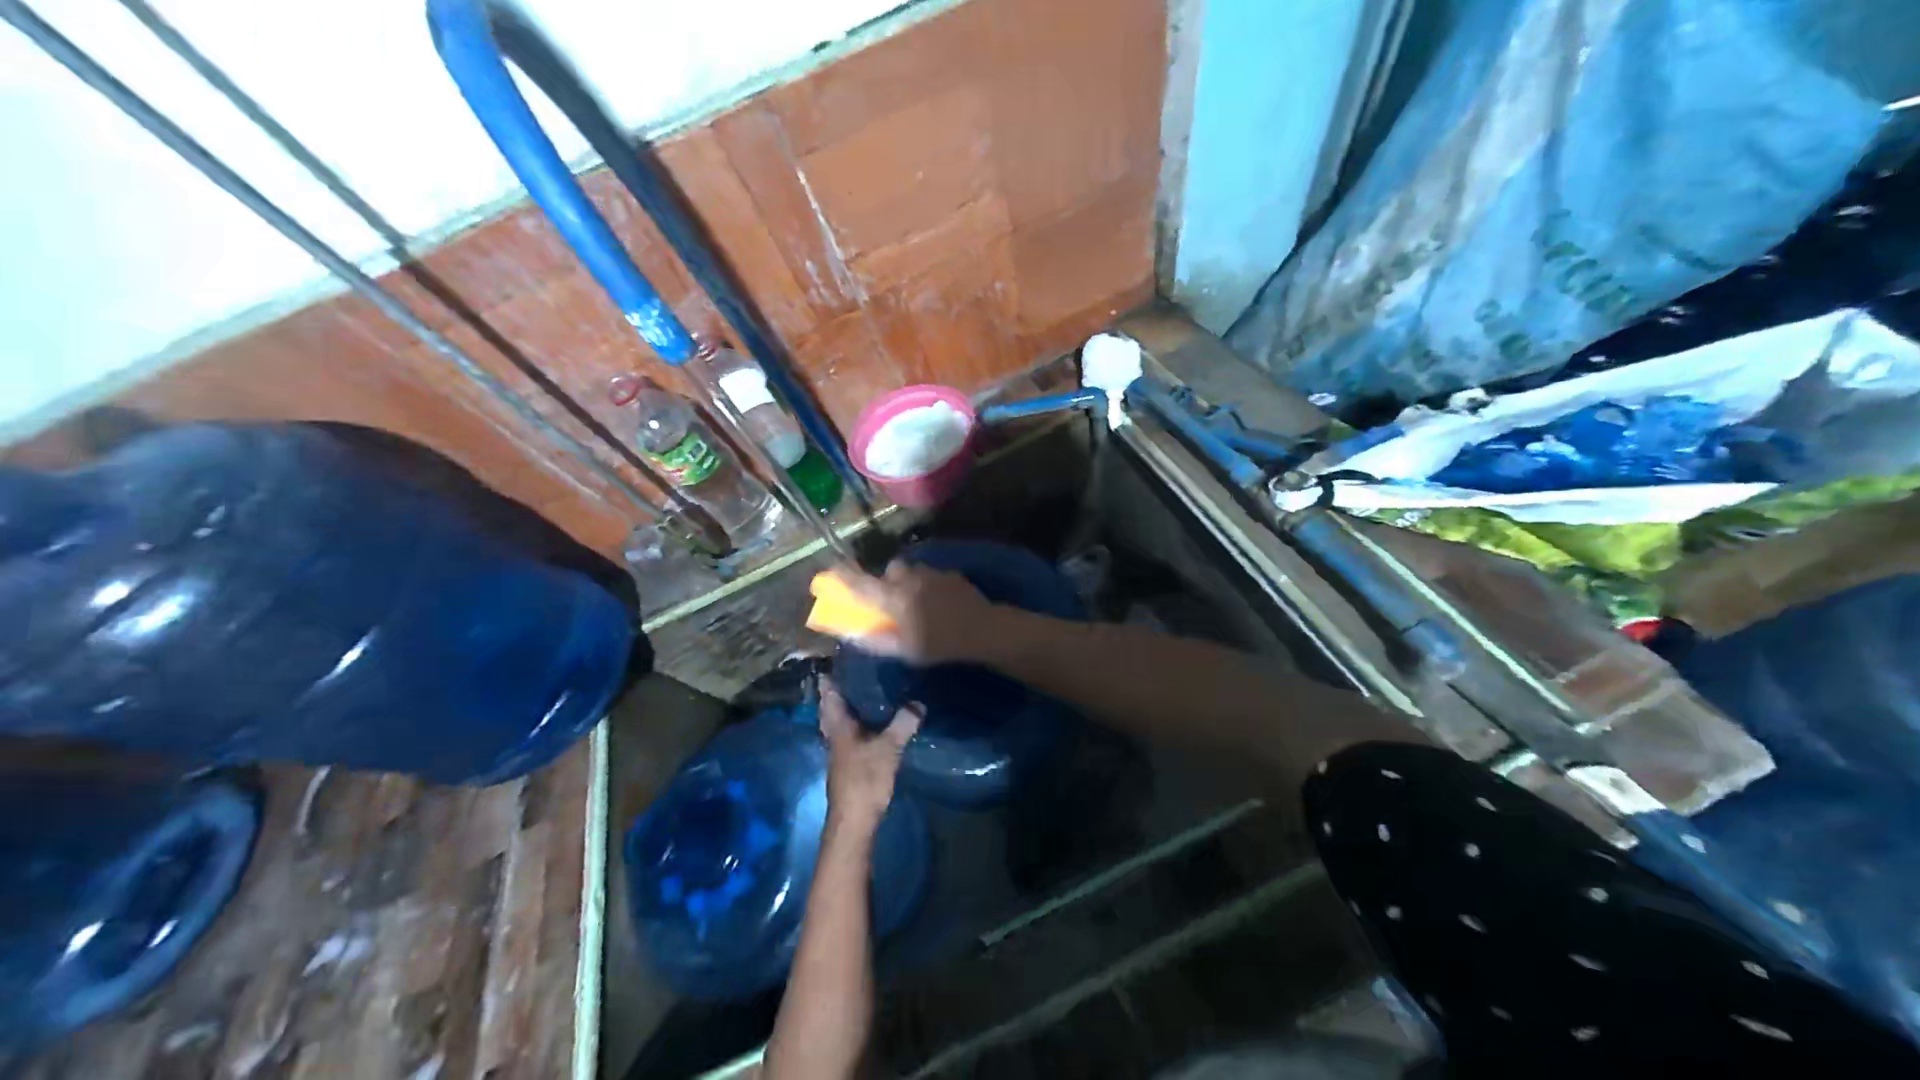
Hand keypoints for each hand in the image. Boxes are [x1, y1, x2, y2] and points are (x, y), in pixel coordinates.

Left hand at [818, 676, 920, 828]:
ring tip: (870, 692)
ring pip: (840, 720)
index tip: (845, 656)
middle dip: (842, 688)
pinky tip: (874, 723)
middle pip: (832, 705)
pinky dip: (858, 724)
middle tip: (861, 671)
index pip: (829, 691)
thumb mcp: (889, 748)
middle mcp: (833, 733)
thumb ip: (903, 723)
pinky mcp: (847, 762)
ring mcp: (838, 749)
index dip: (833, 673)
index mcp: (837, 724)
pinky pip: (850, 734)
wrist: (854, 820)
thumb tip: (918, 703)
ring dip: (850, 706)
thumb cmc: (865, 779)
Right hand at [840, 561, 1000, 665]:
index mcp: (894, 598)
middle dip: (888, 582)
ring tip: (920, 603)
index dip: (843, 576)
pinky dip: (930, 585)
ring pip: (912, 571)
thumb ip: (876, 640)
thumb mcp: (904, 650)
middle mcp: (909, 579)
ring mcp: (932, 574)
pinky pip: (932, 576)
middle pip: (891, 571)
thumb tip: (852, 634)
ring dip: (910, 582)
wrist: (982, 629)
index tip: (829, 572)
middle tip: (893, 601)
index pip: (861, 583)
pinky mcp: (951, 575)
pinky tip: (941, 603)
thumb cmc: (940, 645)